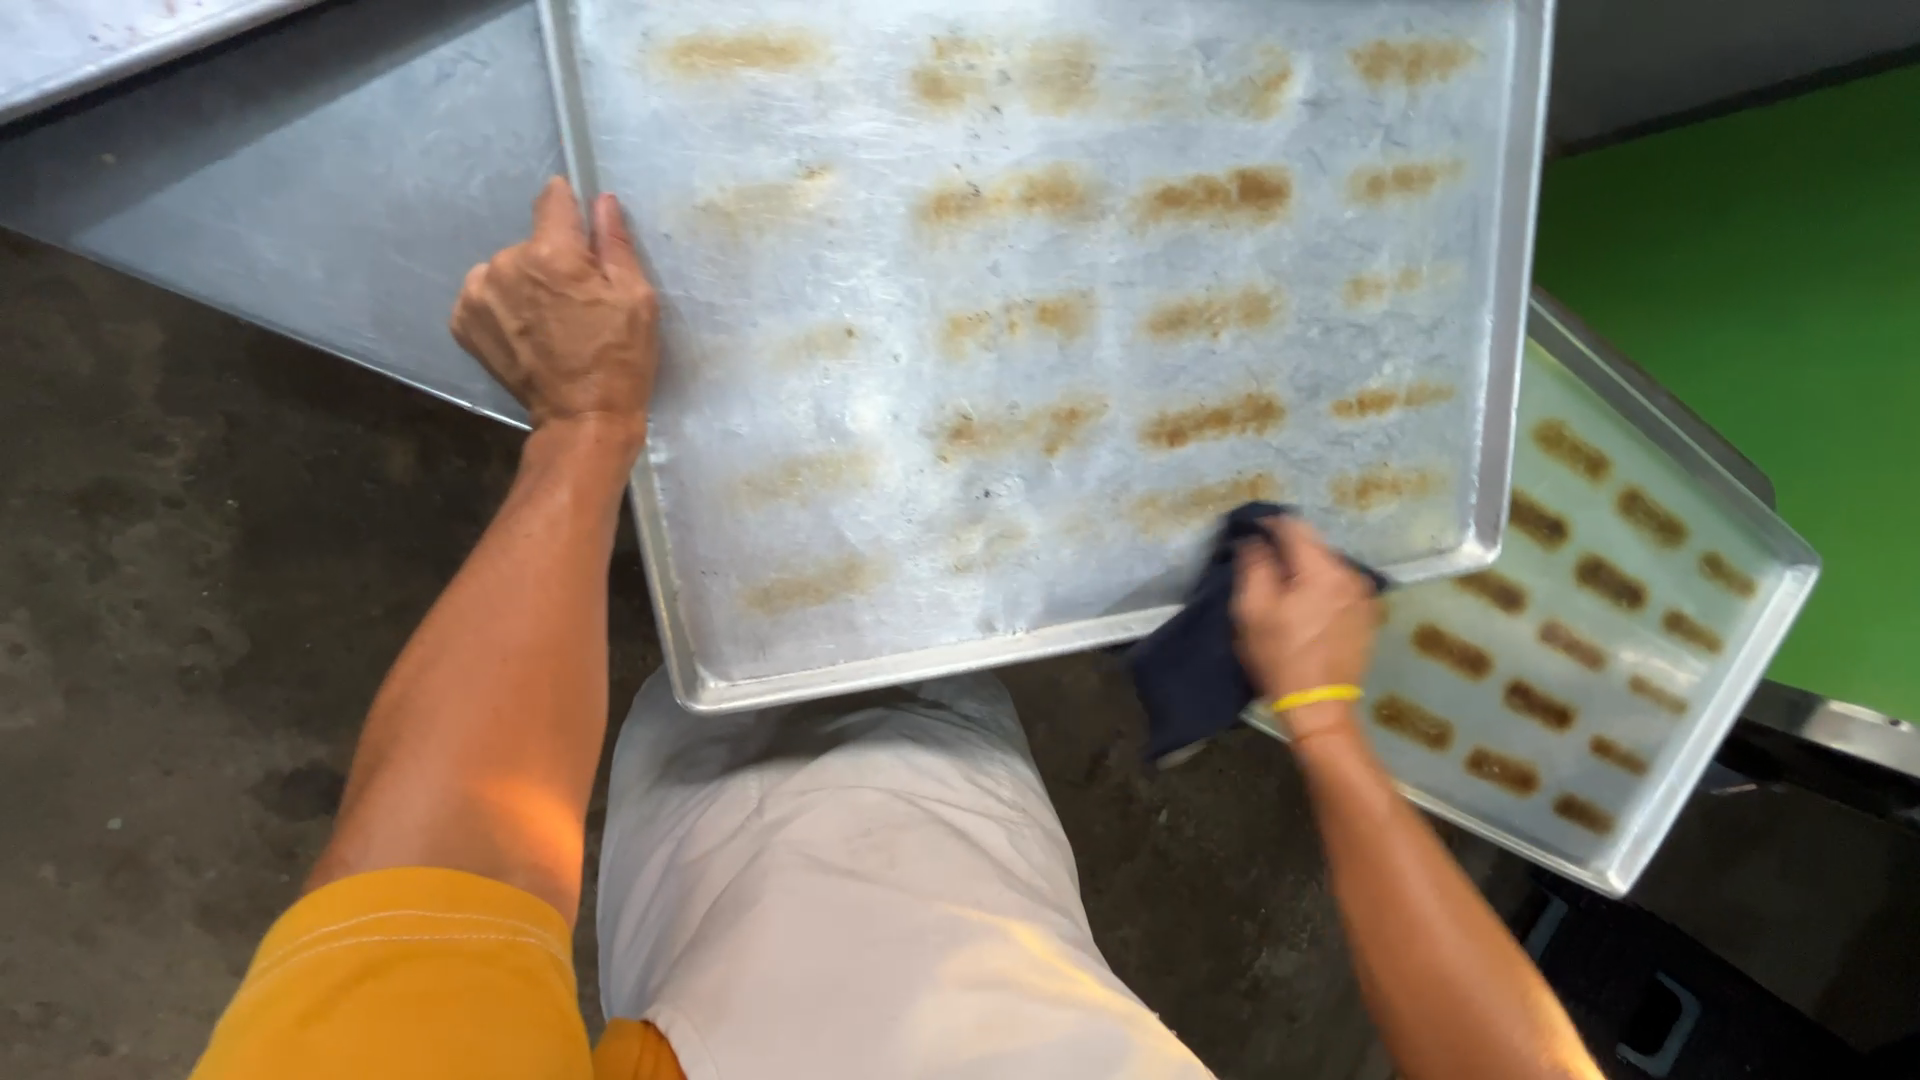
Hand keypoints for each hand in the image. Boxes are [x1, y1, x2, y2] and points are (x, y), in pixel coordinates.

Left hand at [451, 177, 659, 438]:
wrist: (583, 419)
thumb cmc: (621, 359)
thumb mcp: (637, 299)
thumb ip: (615, 244)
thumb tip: (601, 200)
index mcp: (551, 255)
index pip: (553, 201)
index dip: (571, 208)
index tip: (583, 228)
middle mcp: (504, 264)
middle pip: (533, 244)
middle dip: (554, 263)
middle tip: (579, 303)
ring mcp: (477, 295)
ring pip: (507, 270)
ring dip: (526, 286)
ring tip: (552, 324)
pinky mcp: (462, 322)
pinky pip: (486, 297)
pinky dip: (504, 308)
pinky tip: (528, 335)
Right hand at [1231, 517, 1378, 741]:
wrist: (1319, 704)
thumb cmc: (1279, 657)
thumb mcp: (1252, 611)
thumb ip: (1253, 567)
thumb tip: (1253, 540)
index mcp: (1321, 570)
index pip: (1294, 526)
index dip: (1269, 524)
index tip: (1250, 530)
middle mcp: (1349, 574)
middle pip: (1313, 544)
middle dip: (1287, 548)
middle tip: (1262, 561)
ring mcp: (1363, 595)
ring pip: (1327, 564)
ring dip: (1304, 567)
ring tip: (1282, 584)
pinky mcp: (1368, 613)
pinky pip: (1339, 584)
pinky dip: (1321, 584)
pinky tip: (1305, 603)